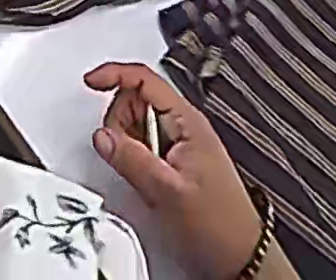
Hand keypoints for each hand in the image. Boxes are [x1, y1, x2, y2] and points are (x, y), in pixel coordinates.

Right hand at [86, 63, 274, 279]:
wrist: (243, 262)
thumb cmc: (221, 227)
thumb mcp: (170, 192)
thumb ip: (131, 159)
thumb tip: (101, 136)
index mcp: (186, 121)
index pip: (144, 79)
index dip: (114, 74)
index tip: (91, 82)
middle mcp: (182, 125)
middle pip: (134, 99)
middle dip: (119, 121)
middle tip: (125, 153)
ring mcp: (178, 141)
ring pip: (134, 121)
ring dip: (126, 143)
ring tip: (142, 174)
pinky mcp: (172, 158)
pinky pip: (140, 143)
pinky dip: (133, 156)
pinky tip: (146, 180)